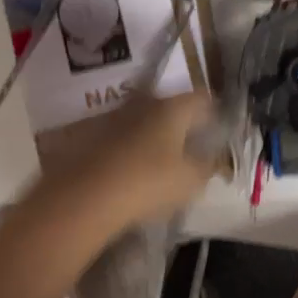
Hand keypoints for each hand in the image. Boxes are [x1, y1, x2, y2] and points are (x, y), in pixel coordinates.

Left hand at [35, 91, 221, 221]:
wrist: (81, 198)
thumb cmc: (147, 183)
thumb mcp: (190, 182)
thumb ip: (207, 167)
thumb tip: (213, 158)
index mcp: (171, 108)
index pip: (202, 98)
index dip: (213, 113)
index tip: (216, 132)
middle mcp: (141, 103)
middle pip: (169, 106)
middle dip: (180, 123)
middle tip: (188, 146)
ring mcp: (111, 117)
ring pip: (141, 120)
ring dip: (151, 135)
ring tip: (158, 161)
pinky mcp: (87, 135)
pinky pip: (118, 135)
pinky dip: (128, 147)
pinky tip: (130, 170)